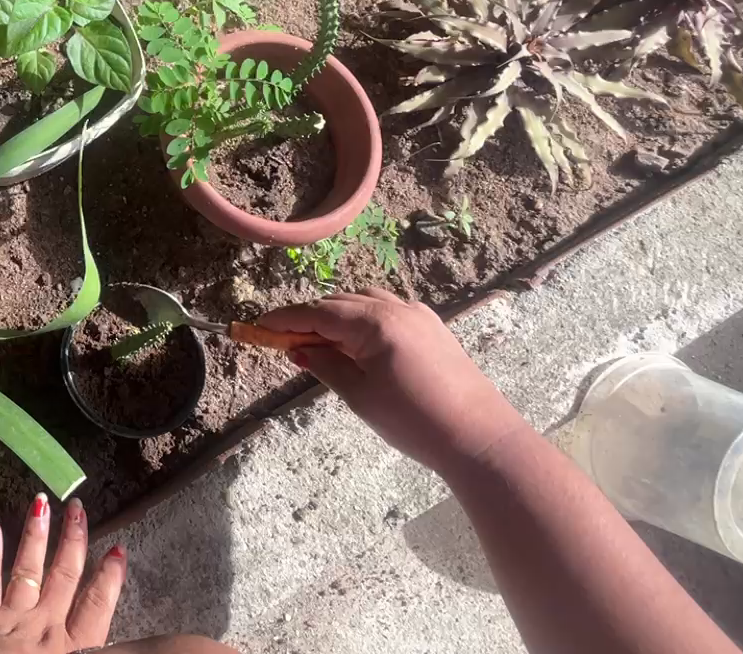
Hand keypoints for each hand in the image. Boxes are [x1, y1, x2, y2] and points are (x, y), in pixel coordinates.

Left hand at [0, 495, 125, 653]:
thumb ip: (102, 650)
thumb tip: (124, 642)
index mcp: (73, 652)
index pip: (96, 609)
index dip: (109, 580)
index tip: (118, 549)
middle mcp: (44, 628)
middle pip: (63, 577)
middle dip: (73, 541)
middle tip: (78, 507)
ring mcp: (11, 621)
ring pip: (27, 568)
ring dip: (36, 535)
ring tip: (41, 501)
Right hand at [257, 287, 528, 477]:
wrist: (483, 441)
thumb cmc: (415, 421)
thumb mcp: (359, 395)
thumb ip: (325, 365)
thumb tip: (297, 349)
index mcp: (374, 323)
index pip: (317, 313)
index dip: (284, 319)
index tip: (259, 326)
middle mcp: (395, 309)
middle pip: (338, 303)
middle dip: (309, 318)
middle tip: (286, 341)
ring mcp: (417, 315)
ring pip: (363, 302)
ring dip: (336, 315)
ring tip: (320, 341)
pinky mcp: (433, 327)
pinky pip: (387, 309)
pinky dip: (363, 317)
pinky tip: (358, 341)